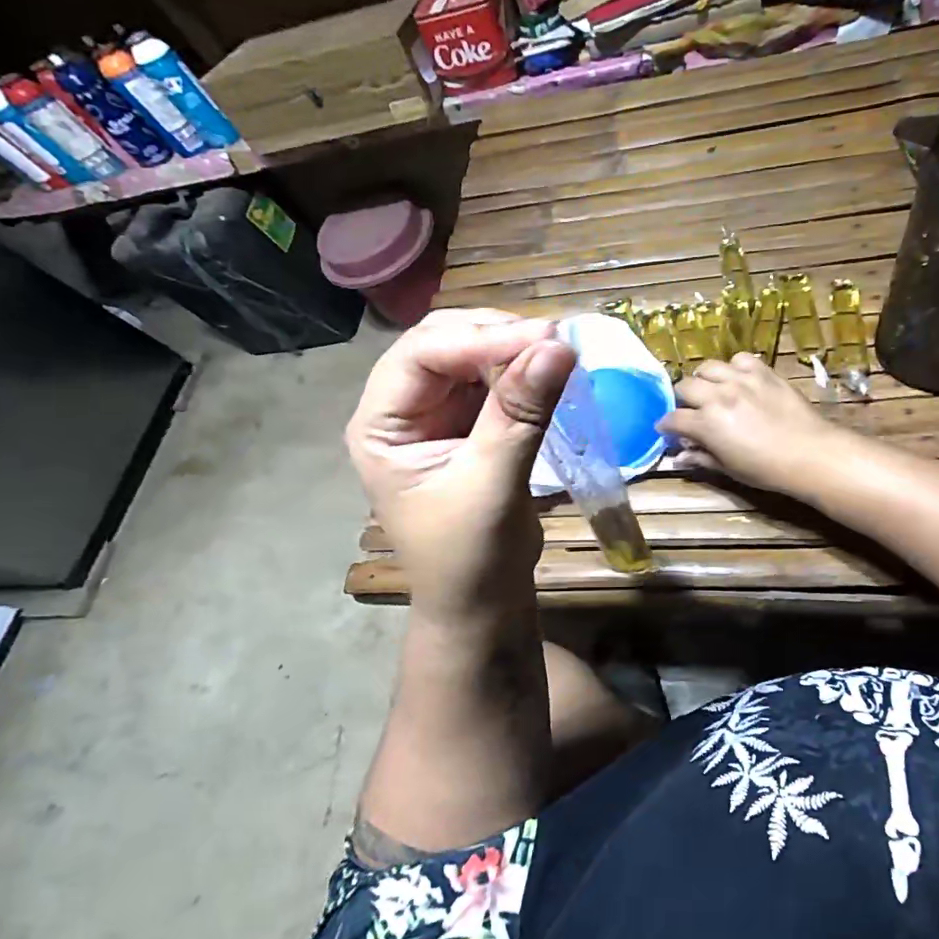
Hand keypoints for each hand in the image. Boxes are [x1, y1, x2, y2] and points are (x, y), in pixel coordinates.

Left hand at [345, 310, 575, 624]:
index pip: (420, 356)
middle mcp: (400, 409)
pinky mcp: (465, 422)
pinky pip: (491, 378)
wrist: (481, 602)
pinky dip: (521, 369)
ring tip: (559, 351)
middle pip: (441, 343)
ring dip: (512, 348)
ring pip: (469, 354)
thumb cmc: (470, 557)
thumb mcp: (493, 485)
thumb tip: (559, 347)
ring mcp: (433, 413)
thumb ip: (520, 415)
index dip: (479, 339)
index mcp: (379, 426)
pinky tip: (549, 370)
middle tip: (555, 340)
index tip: (544, 337)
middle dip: (495, 336)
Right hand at [656, 353, 843, 492]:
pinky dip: (733, 368)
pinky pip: (739, 359)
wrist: (810, 453)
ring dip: (704, 379)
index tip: (666, 429)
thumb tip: (679, 456)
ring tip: (711, 390)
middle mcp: (718, 396)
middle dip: (681, 399)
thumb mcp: (728, 468)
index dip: (666, 425)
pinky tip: (737, 380)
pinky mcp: (762, 371)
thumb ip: (701, 457)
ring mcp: (741, 380)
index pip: (673, 419)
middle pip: (684, 386)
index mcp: (707, 424)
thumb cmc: (766, 469)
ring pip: (708, 367)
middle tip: (690, 410)